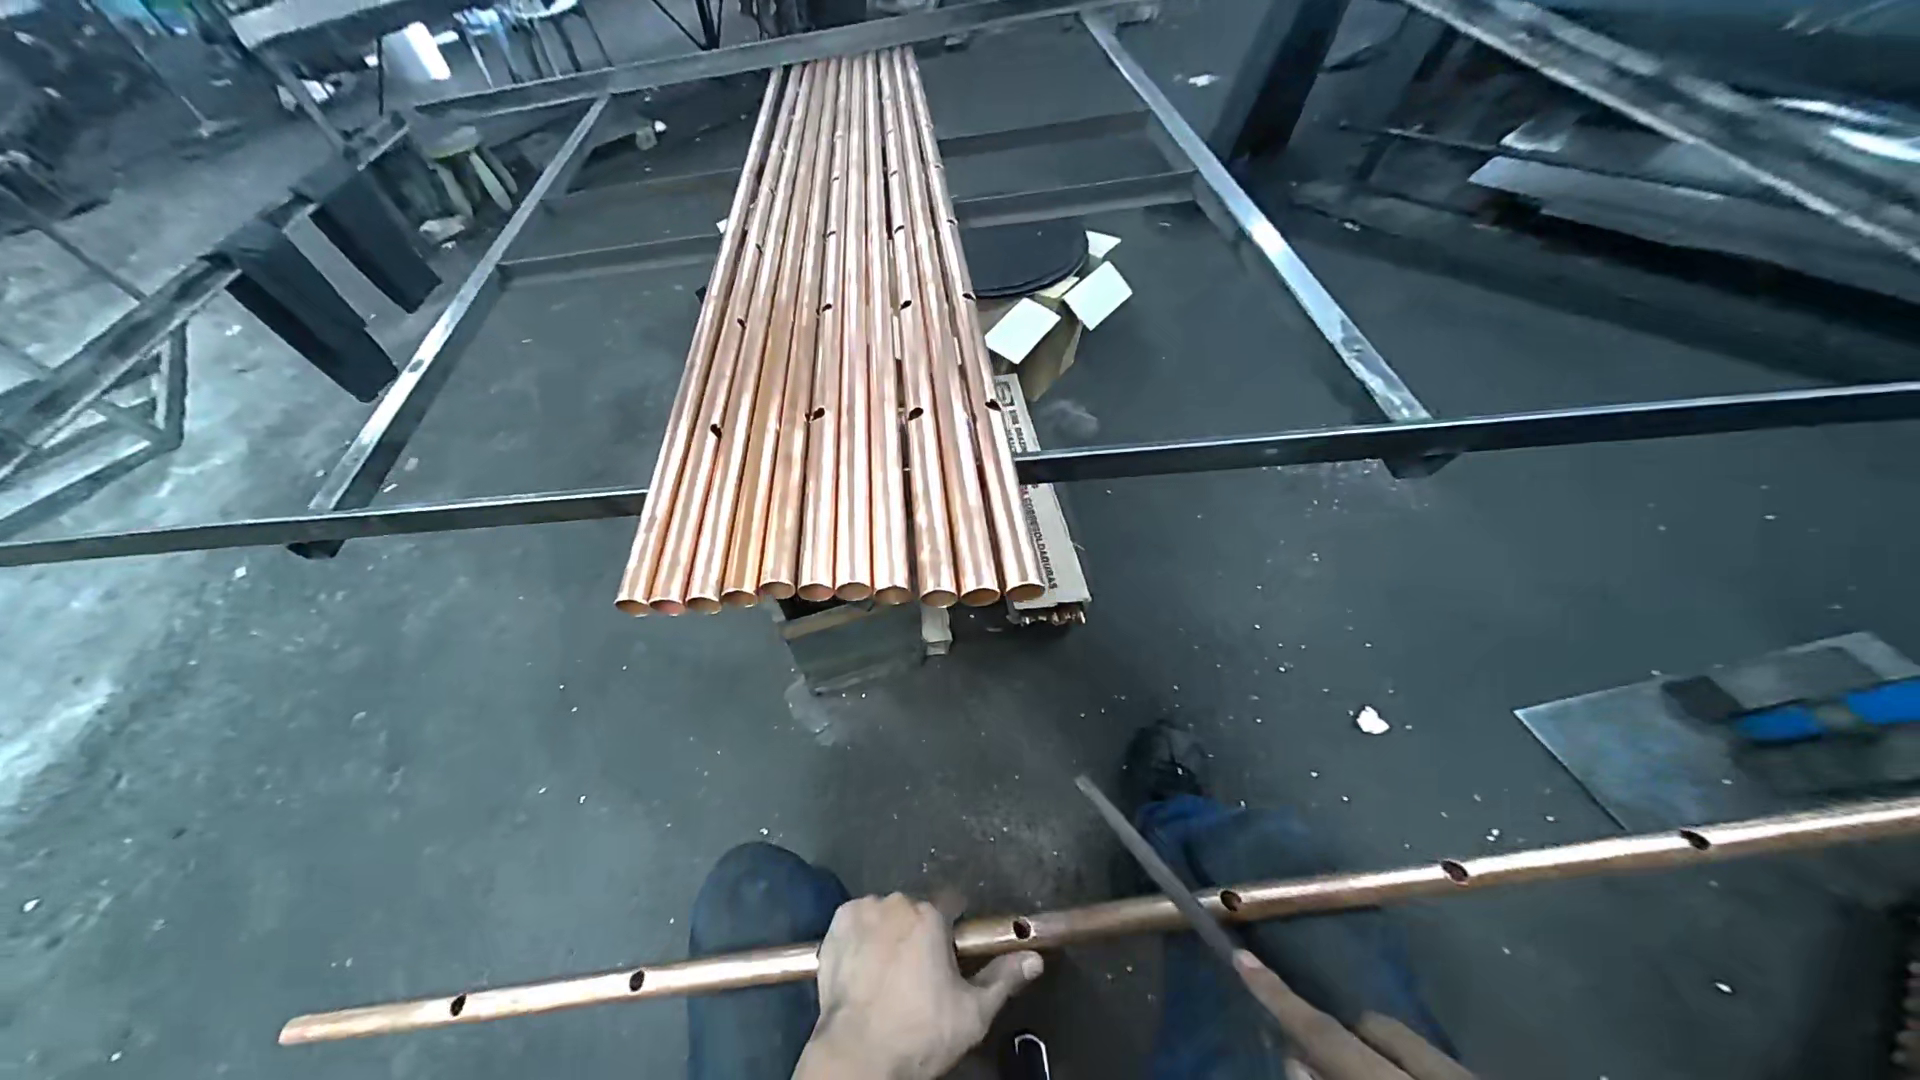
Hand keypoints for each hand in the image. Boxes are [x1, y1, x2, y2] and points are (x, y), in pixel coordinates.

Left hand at [793, 894, 1043, 1079]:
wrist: (857, 1058)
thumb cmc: (920, 1033)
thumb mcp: (972, 1013)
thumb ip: (1004, 979)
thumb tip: (1034, 959)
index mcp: (930, 914)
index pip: (953, 901)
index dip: (956, 924)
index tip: (953, 949)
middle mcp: (896, 902)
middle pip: (917, 908)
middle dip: (921, 930)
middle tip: (921, 970)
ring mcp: (863, 911)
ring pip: (886, 913)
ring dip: (891, 931)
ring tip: (889, 972)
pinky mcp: (836, 925)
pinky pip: (857, 920)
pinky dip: (862, 935)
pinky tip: (864, 964)